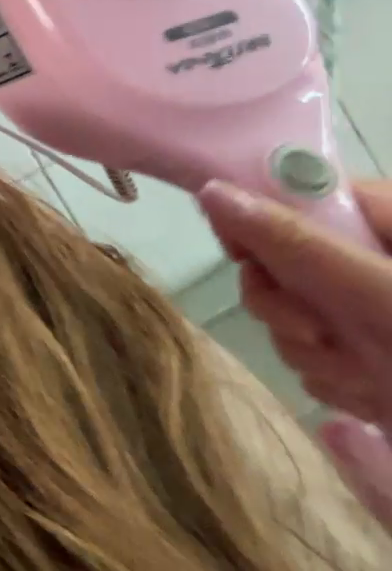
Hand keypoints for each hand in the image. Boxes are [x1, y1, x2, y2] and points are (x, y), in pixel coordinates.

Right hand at [199, 179, 391, 521]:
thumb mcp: (385, 297)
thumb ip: (300, 244)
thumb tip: (210, 190)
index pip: (303, 191)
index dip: (261, 219)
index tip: (244, 257)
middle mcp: (383, 259)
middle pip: (287, 254)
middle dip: (286, 303)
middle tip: (315, 333)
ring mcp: (380, 307)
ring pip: (295, 306)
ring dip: (310, 349)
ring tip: (360, 378)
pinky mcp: (379, 349)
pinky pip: (320, 347)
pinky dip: (333, 375)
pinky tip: (368, 394)